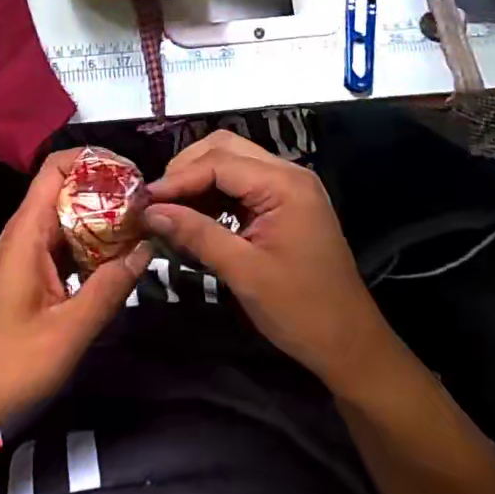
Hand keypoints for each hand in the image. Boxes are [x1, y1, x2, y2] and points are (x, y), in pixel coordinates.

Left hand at [0, 149, 150, 436]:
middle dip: (107, 190)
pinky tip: (120, 257)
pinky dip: (94, 241)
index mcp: (27, 232)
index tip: (132, 176)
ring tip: (143, 227)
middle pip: (67, 187)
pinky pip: (67, 240)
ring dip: (104, 217)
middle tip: (148, 206)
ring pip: (69, 214)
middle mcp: (26, 231)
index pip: (56, 168)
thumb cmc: (11, 364)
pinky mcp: (33, 271)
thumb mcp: (69, 331)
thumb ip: (111, 287)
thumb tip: (148, 246)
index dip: (93, 161)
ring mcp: (28, 251)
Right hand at [144, 131, 395, 388]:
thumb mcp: (244, 273)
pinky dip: (215, 194)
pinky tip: (195, 218)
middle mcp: (288, 174)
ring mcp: (289, 188)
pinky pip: (242, 184)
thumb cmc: (301, 310)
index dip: (177, 178)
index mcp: (284, 185)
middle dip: (186, 170)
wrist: (350, 344)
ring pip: (232, 162)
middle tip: (158, 202)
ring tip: (170, 210)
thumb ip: (197, 234)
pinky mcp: (285, 204)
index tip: (143, 201)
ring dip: (199, 180)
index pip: (218, 162)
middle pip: (225, 149)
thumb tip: (151, 211)